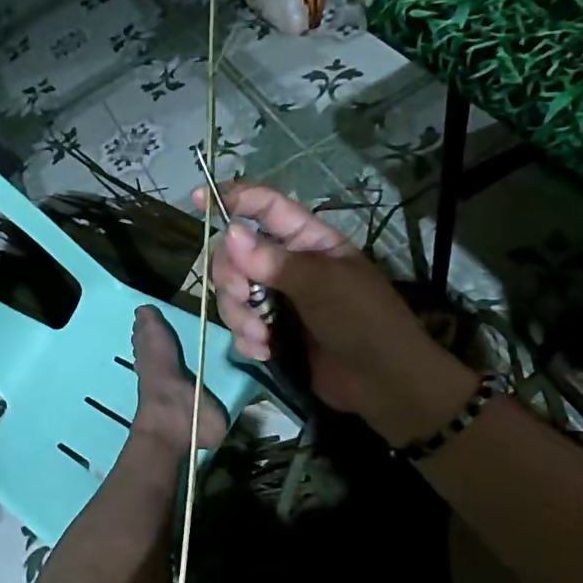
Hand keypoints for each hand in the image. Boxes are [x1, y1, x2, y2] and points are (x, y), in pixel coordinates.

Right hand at [193, 183, 478, 445]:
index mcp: (308, 240)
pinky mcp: (272, 332)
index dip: (234, 199)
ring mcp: (278, 299)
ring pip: (233, 293)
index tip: (198, 199)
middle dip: (232, 278)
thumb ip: (276, 263)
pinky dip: (246, 339)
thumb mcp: (325, 286)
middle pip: (236, 254)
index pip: (266, 208)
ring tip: (262, 337)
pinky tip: (264, 352)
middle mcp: (288, 265)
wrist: (383, 383)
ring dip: (239, 315)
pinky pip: (240, 326)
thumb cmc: (365, 322)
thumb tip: (230, 233)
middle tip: (244, 298)